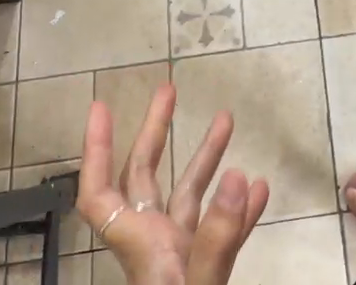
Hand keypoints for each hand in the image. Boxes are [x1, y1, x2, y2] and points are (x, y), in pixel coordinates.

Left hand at [76, 84, 269, 284]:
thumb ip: (217, 238)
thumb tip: (237, 175)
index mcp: (141, 247)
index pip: (100, 195)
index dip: (96, 152)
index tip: (100, 108)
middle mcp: (154, 245)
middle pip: (143, 180)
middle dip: (154, 132)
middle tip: (169, 89)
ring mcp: (180, 256)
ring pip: (187, 196)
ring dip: (206, 157)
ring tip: (227, 118)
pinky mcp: (205, 271)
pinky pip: (220, 230)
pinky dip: (240, 208)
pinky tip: (259, 188)